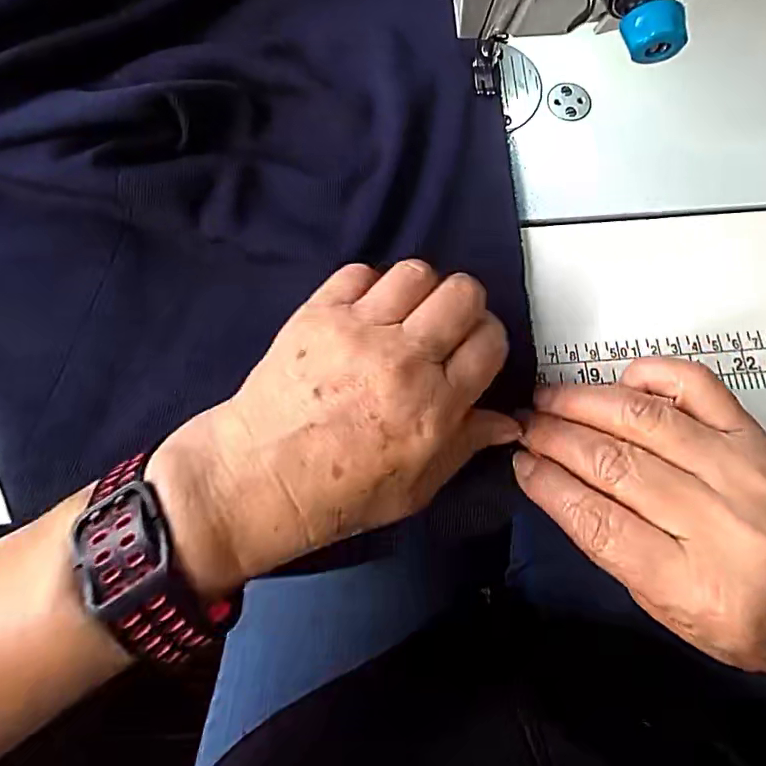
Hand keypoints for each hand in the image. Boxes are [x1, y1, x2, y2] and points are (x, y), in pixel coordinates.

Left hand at [147, 261, 517, 595]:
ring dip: (419, 290)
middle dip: (464, 306)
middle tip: (444, 325)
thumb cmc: (337, 493)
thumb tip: (506, 422)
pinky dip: (368, 284)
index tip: (473, 348)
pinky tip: (363, 310)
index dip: (488, 340)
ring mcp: (356, 330)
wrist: (259, 475)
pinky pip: (358, 272)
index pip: (489, 341)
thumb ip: (465, 445)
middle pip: (462, 294)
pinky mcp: (316, 314)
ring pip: (415, 273)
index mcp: (434, 405)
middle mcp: (401, 359)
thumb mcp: (416, 488)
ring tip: (404, 314)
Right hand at [512, 358, 765, 699]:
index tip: (519, 460)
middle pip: (615, 464)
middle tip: (523, 424)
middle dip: (553, 436)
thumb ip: (604, 540)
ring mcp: (747, 473)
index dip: (547, 483)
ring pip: (643, 420)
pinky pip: (694, 386)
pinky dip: (648, 374)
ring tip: (549, 400)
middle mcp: (729, 526)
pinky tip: (617, 381)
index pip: (599, 521)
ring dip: (582, 402)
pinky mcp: (756, 438)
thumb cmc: (739, 612)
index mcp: (701, 586)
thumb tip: (545, 474)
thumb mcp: (661, 605)